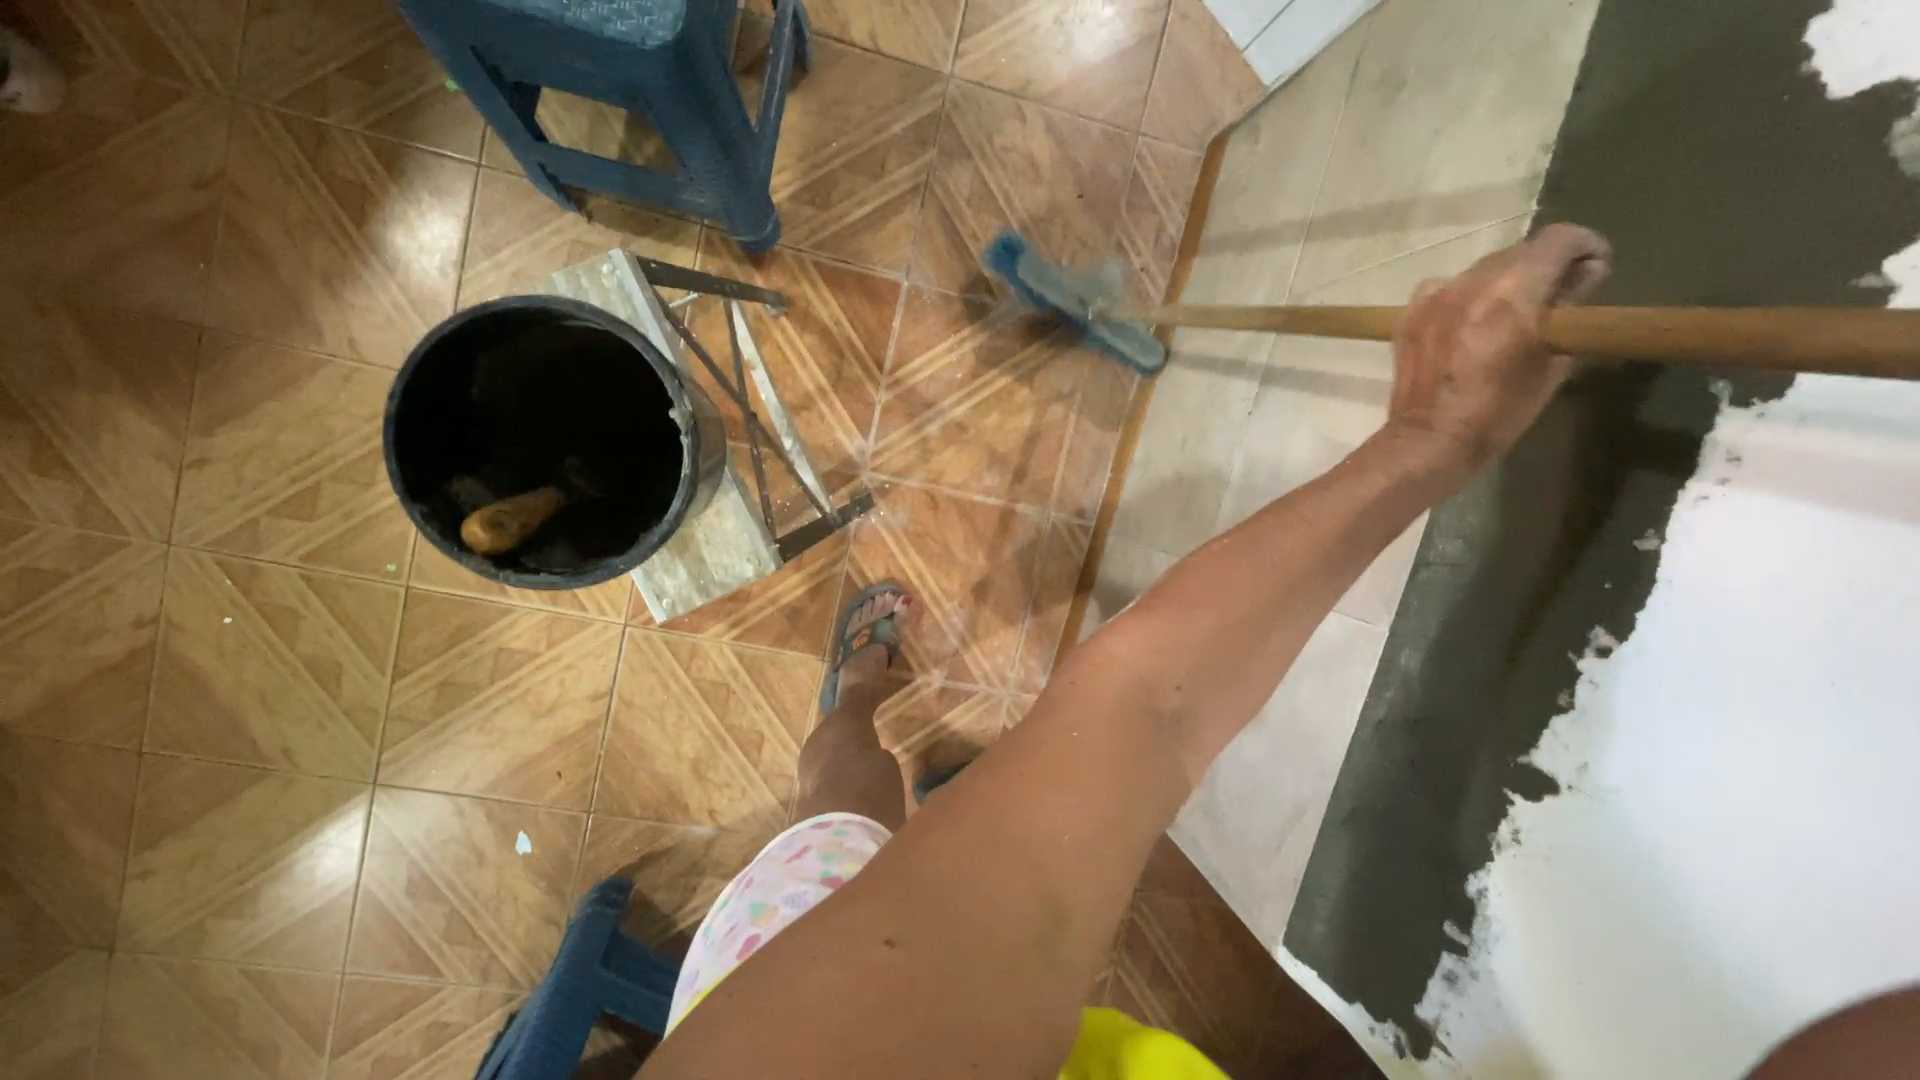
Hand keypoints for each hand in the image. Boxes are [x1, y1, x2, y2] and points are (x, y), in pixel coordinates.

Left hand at [1382, 223, 1612, 477]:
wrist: (1430, 438)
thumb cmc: (1500, 409)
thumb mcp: (1553, 361)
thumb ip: (1568, 309)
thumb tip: (1583, 276)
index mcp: (1514, 290)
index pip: (1559, 238)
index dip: (1584, 246)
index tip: (1592, 268)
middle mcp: (1470, 282)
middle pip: (1517, 252)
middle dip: (1542, 267)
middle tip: (1553, 297)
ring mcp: (1433, 296)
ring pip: (1479, 270)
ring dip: (1501, 282)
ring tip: (1508, 314)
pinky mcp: (1408, 314)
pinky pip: (1444, 290)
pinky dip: (1463, 298)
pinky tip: (1467, 324)